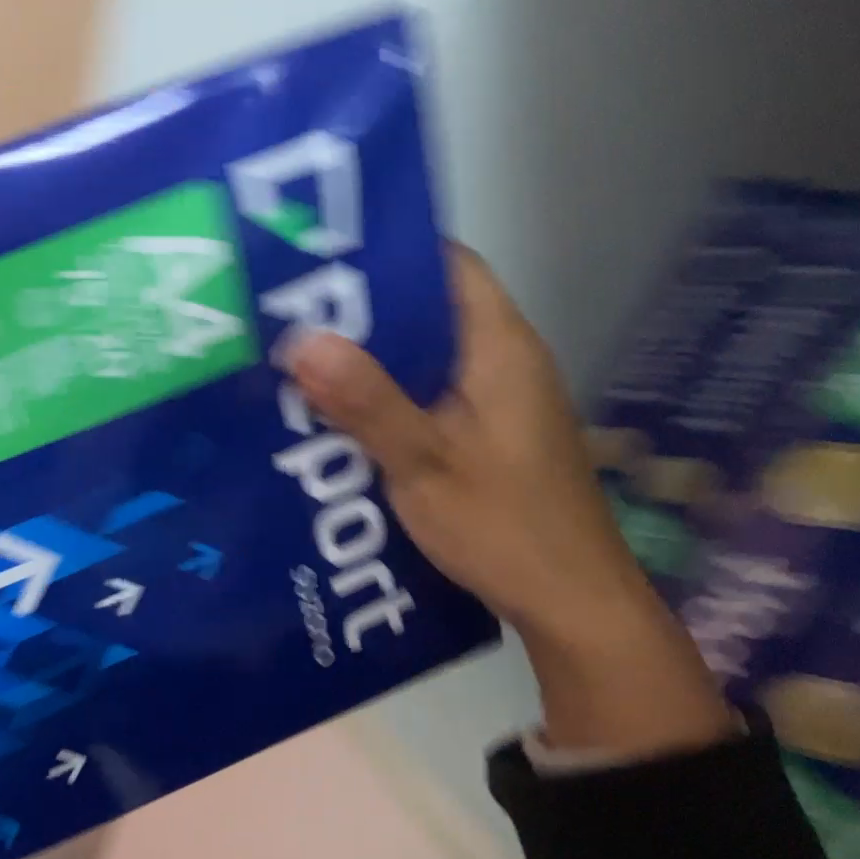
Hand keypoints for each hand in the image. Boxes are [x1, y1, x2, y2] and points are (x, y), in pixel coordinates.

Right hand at [286, 246, 735, 755]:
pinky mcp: (489, 439)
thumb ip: (365, 401)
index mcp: (499, 348)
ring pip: (425, 362)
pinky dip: (386, 403)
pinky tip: (340, 426)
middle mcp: (504, 362)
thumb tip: (300, 339)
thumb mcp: (422, 462)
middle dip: (361, 317)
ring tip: (299, 369)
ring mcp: (498, 403)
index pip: (448, 265)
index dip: (388, 256)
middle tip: (289, 323)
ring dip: (370, 366)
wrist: (570, 601)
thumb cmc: (502, 525)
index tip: (319, 266)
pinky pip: (429, 401)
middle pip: (429, 313)